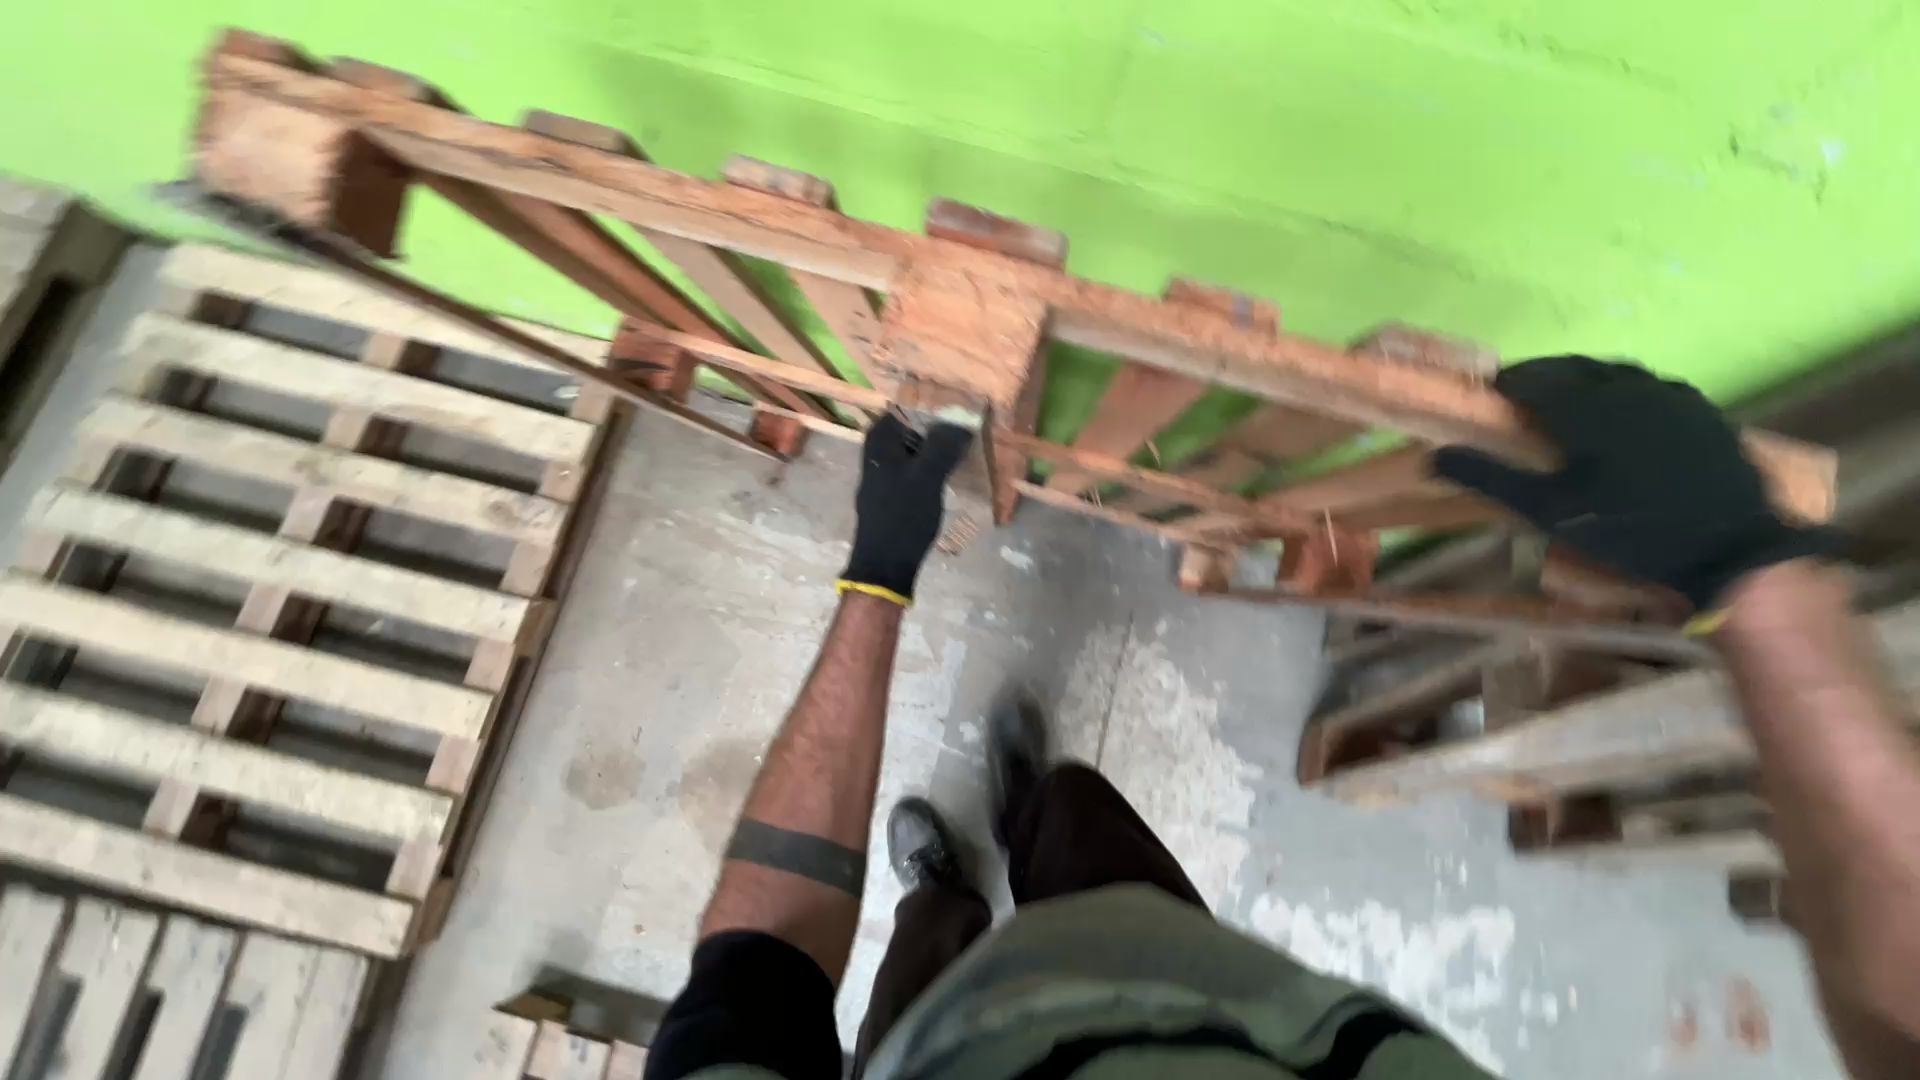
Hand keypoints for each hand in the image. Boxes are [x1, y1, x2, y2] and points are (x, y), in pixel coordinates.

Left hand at [839, 414, 971, 603]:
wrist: (884, 563)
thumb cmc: (903, 516)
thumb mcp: (928, 477)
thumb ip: (944, 444)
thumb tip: (962, 417)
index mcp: (880, 439)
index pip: (908, 406)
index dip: (935, 406)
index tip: (963, 409)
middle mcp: (877, 450)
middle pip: (913, 427)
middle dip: (940, 427)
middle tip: (971, 429)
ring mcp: (883, 471)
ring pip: (917, 448)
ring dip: (939, 448)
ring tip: (967, 450)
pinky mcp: (892, 491)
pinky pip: (916, 468)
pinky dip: (932, 467)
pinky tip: (951, 474)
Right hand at [1432, 356, 1827, 608]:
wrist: (1728, 550)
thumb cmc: (1626, 529)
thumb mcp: (1547, 510)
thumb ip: (1491, 478)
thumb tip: (1434, 456)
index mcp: (1588, 410)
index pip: (1536, 379)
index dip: (1507, 381)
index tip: (1487, 390)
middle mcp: (1630, 391)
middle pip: (1576, 367)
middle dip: (1542, 374)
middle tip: (1518, 389)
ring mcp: (1672, 398)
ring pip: (1615, 372)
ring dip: (1581, 376)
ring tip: (1561, 394)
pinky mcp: (1701, 412)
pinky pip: (1649, 385)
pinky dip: (1620, 388)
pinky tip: (1616, 409)